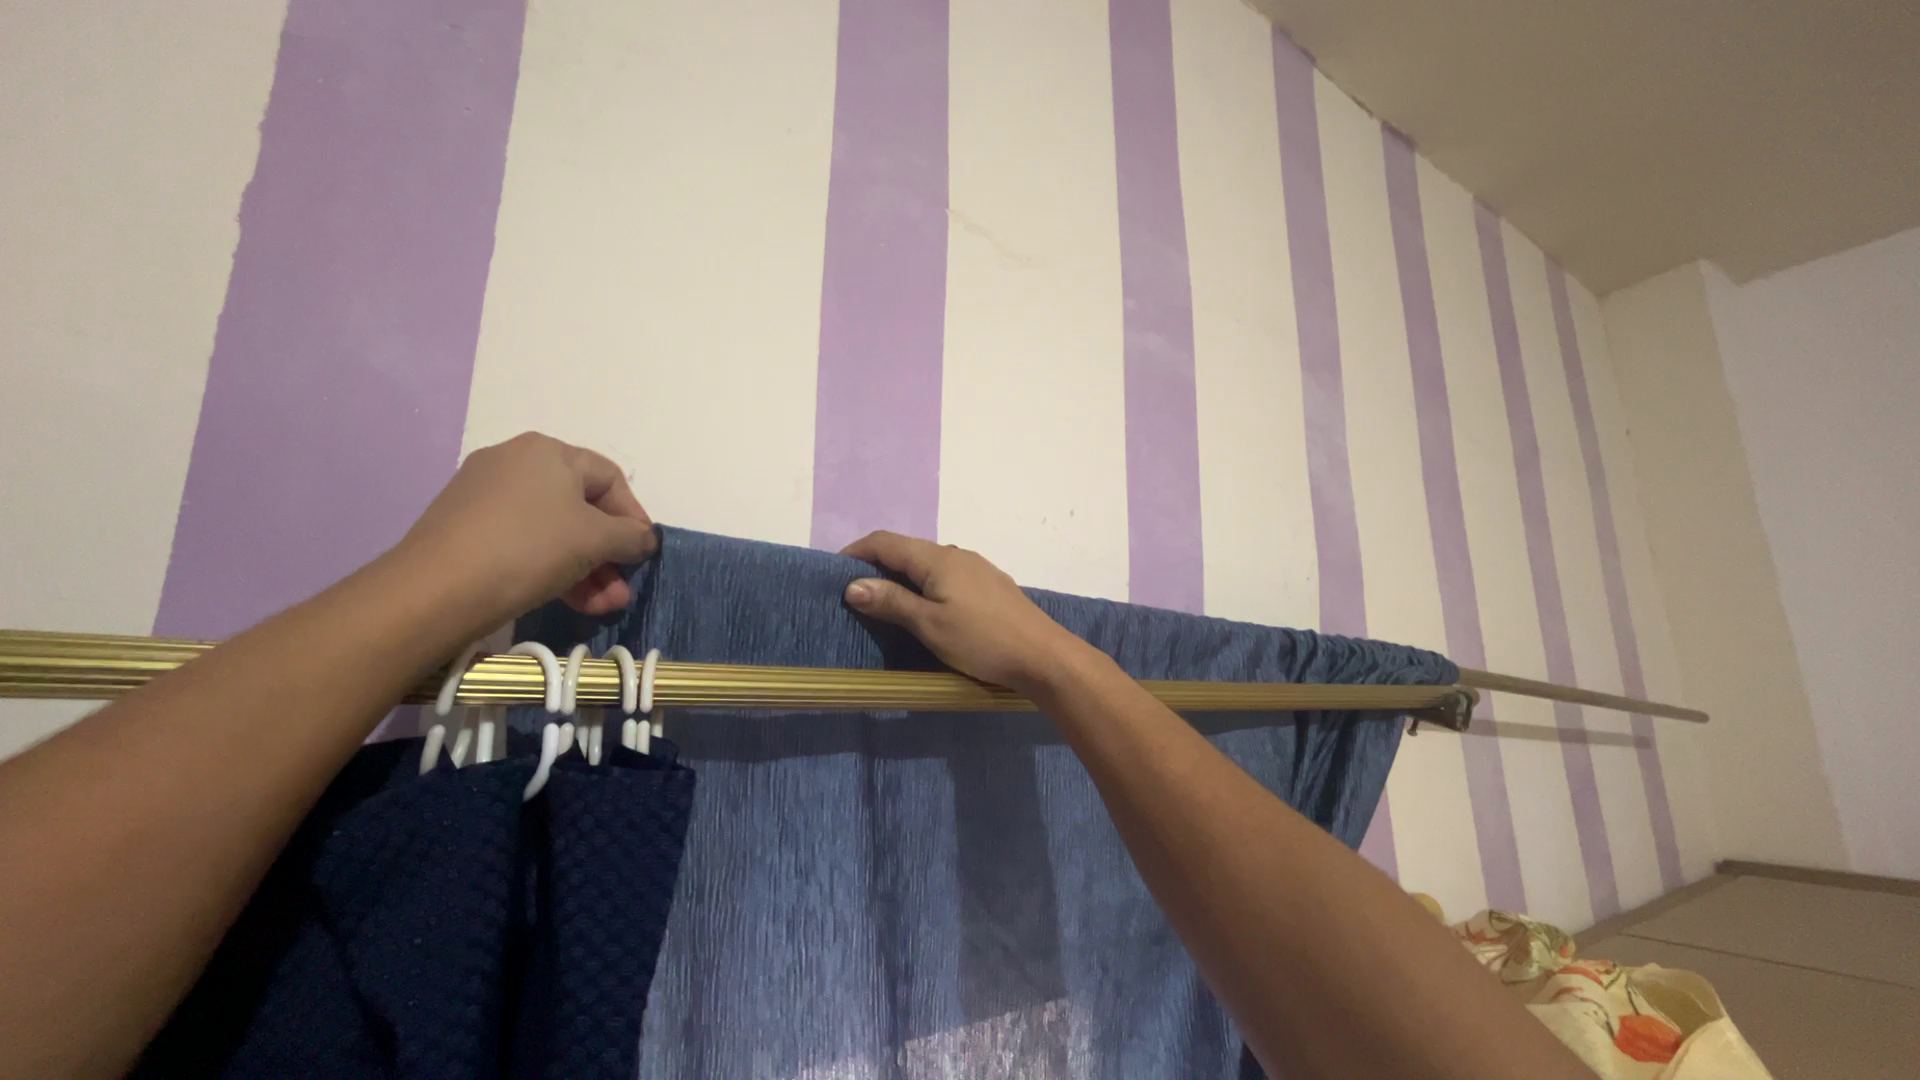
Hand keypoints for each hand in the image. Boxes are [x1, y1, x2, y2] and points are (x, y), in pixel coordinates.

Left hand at [394, 433, 656, 631]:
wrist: (437, 589)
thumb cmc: (530, 548)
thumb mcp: (596, 540)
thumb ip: (630, 536)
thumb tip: (644, 538)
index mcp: (549, 452)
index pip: (610, 478)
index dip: (634, 515)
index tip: (644, 552)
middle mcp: (516, 462)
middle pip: (581, 507)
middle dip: (608, 553)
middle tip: (622, 589)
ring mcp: (486, 494)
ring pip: (554, 530)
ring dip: (586, 568)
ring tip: (601, 606)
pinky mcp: (466, 527)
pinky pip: (524, 541)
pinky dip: (551, 567)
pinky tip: (567, 598)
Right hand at [840, 531, 1092, 694]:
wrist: (1043, 656)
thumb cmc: (982, 640)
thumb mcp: (929, 624)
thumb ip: (891, 602)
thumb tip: (853, 584)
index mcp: (938, 558)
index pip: (886, 541)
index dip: (856, 551)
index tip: (834, 572)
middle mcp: (957, 555)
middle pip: (907, 550)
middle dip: (878, 564)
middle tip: (855, 592)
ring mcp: (977, 569)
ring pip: (928, 564)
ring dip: (902, 576)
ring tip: (885, 602)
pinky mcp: (990, 586)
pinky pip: (946, 576)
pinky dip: (925, 585)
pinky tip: (925, 608)